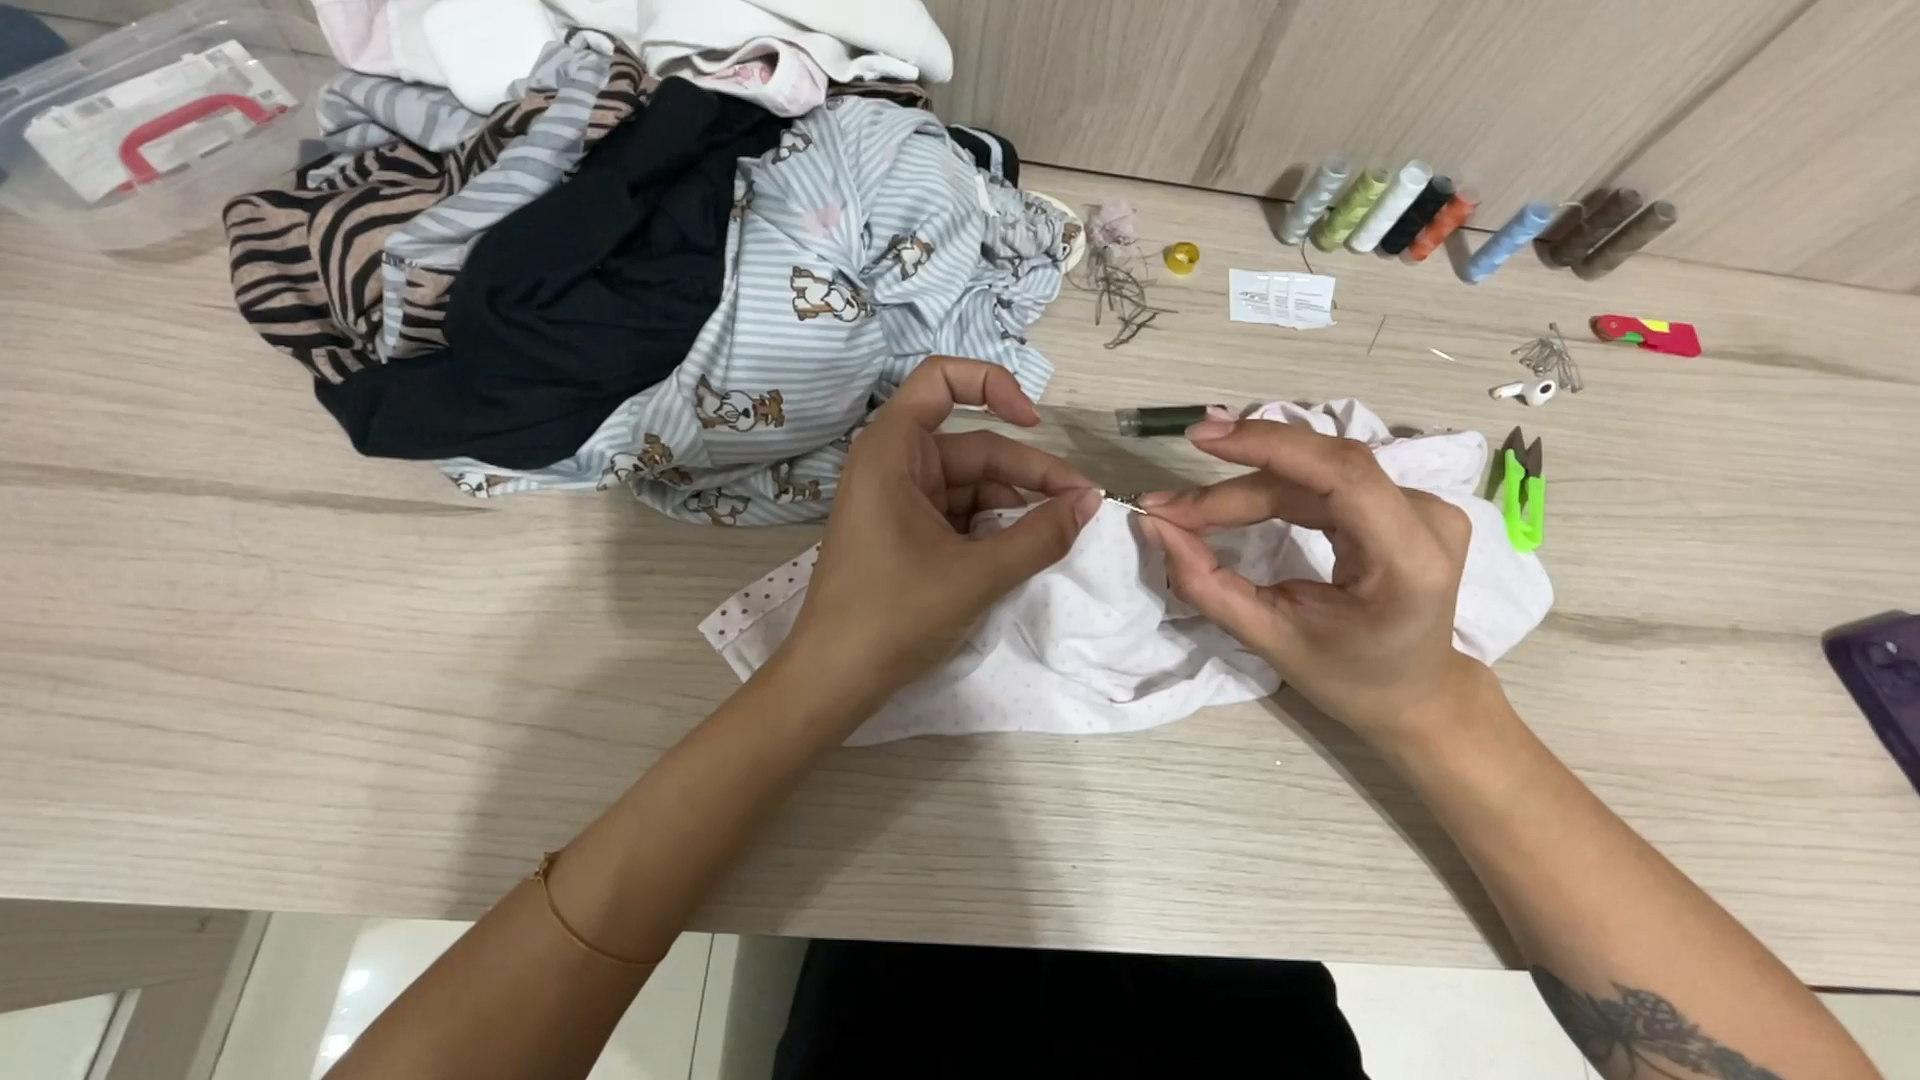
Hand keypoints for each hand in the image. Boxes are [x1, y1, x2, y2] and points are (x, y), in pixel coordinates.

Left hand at [779, 357, 1101, 713]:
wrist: (833, 680)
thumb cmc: (893, 616)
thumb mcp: (976, 575)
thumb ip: (1039, 536)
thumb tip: (1091, 502)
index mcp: (891, 451)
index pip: (941, 380)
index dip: (994, 385)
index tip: (1035, 422)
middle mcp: (892, 465)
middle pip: (974, 446)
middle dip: (1028, 473)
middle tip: (1081, 507)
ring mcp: (898, 502)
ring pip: (971, 485)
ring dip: (1013, 506)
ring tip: (1054, 539)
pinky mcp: (904, 534)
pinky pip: (958, 514)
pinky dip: (991, 529)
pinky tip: (1021, 553)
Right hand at [1138, 418, 1487, 742]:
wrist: (1414, 694)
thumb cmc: (1348, 678)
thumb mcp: (1271, 640)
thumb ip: (1208, 584)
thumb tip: (1154, 526)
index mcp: (1409, 561)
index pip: (1342, 474)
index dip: (1268, 445)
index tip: (1199, 441)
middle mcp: (1426, 519)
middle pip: (1317, 473)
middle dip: (1235, 485)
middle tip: (1168, 508)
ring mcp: (1421, 505)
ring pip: (1315, 473)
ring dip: (1245, 486)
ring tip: (1188, 508)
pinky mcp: (1403, 503)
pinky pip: (1324, 481)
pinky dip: (1270, 488)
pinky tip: (1230, 499)